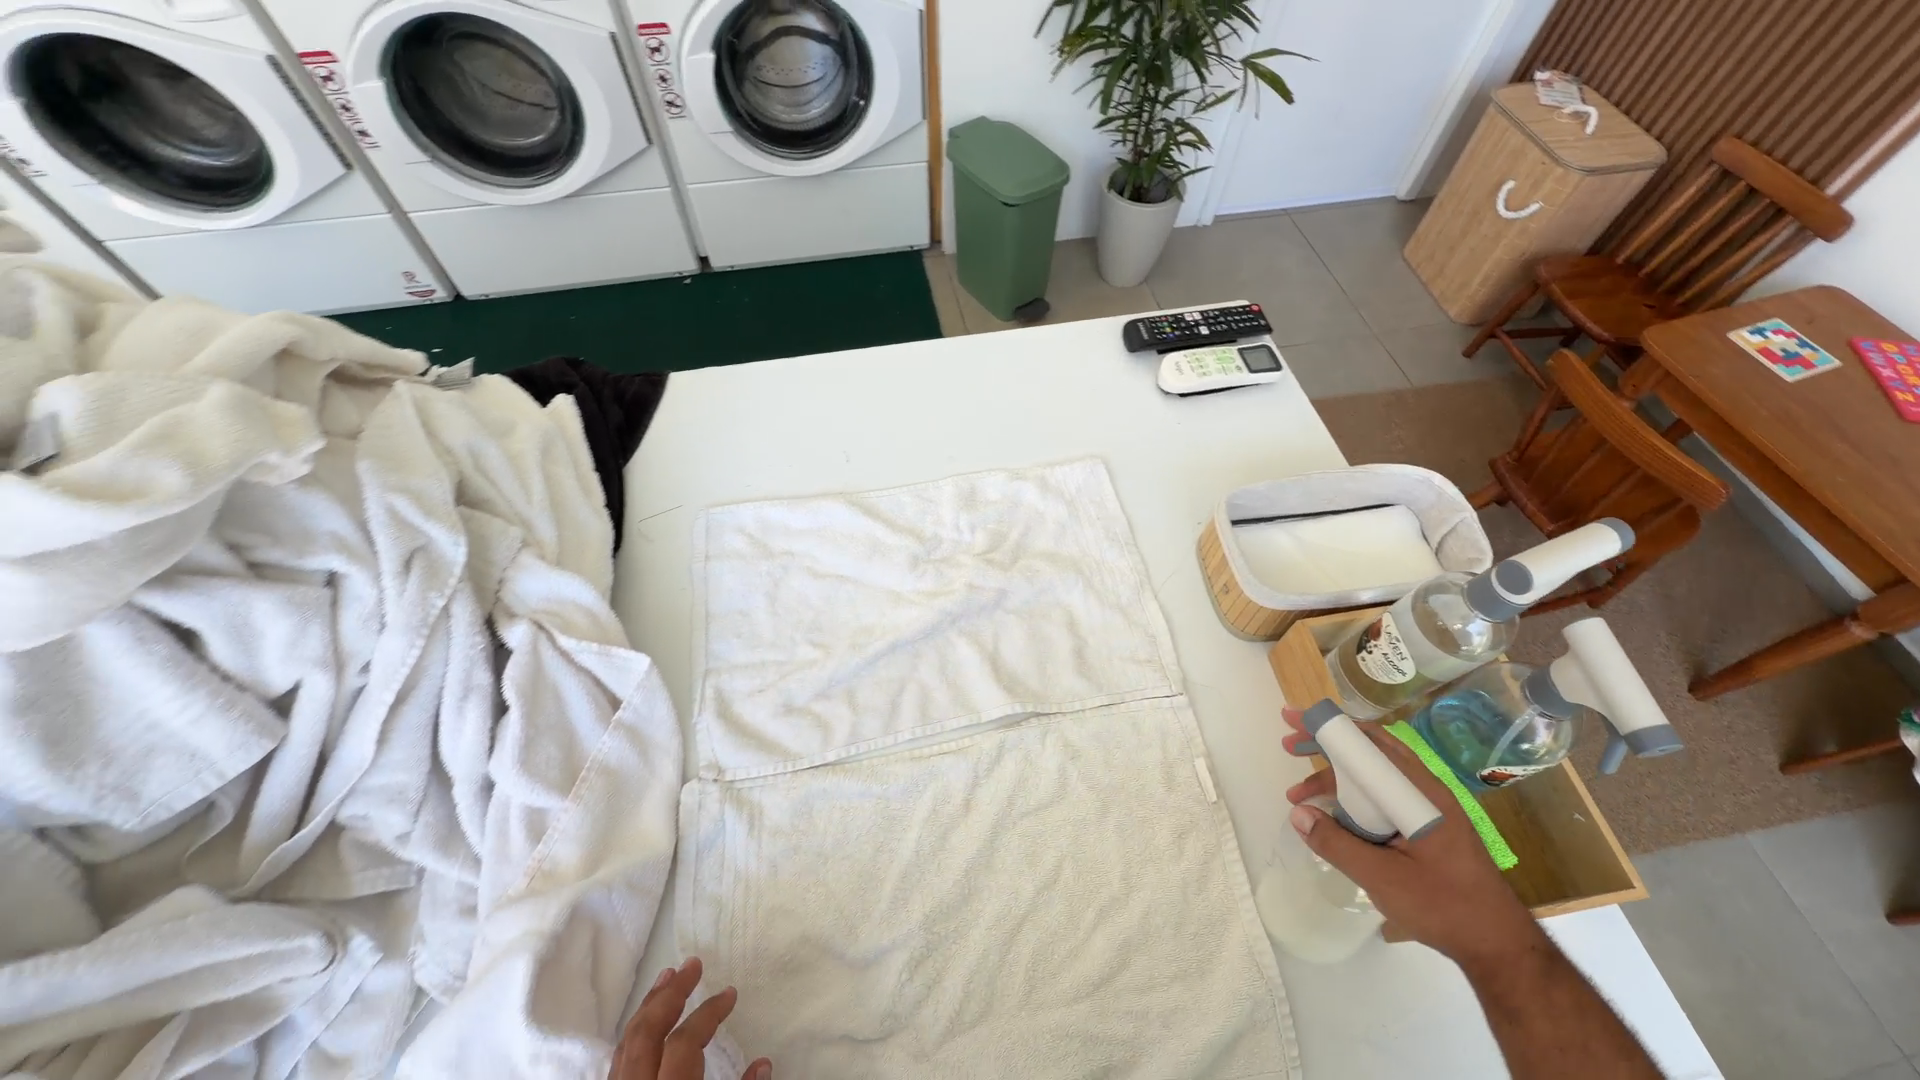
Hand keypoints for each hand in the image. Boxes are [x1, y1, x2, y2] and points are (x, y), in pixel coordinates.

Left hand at [610, 957, 771, 1079]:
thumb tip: (763, 1064)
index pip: (684, 1043)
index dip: (708, 1015)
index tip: (729, 994)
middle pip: (646, 1034)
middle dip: (670, 995)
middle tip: (693, 964)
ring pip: (626, 1044)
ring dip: (649, 1007)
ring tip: (669, 976)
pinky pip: (618, 1059)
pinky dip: (634, 1032)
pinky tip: (647, 1019)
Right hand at [1280, 707, 1545, 971]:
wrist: (1498, 945)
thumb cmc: (1444, 906)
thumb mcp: (1382, 878)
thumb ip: (1337, 844)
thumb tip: (1298, 814)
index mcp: (1419, 794)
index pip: (1370, 743)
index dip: (1329, 728)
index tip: (1294, 720)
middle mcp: (1425, 792)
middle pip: (1370, 753)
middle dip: (1327, 746)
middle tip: (1288, 745)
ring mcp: (1427, 809)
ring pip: (1374, 778)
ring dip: (1336, 778)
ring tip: (1301, 796)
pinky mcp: (1426, 828)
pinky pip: (1382, 799)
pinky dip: (1353, 798)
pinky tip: (1334, 818)